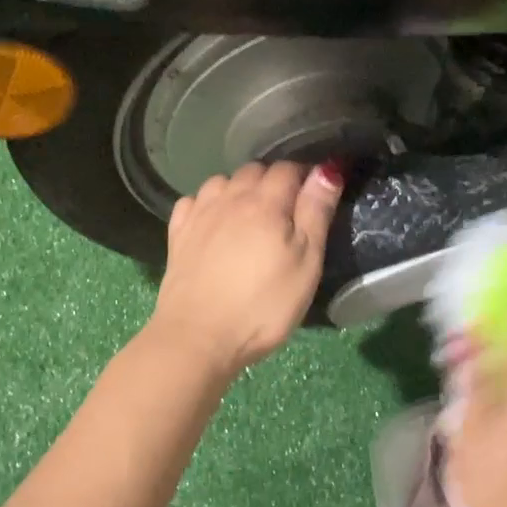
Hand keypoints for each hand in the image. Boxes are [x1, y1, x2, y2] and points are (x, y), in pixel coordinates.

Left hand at [147, 160, 345, 373]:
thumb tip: (328, 168)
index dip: (306, 175)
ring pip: (223, 181)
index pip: (288, 168)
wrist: (199, 338)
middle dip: (274, 180)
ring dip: (240, 188)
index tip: (317, 194)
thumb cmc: (264, 305)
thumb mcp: (306, 263)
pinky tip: (215, 222)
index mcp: (265, 203)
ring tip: (252, 215)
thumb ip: (316, 211)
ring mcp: (199, 214)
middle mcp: (230, 198)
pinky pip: (194, 201)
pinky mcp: (178, 235)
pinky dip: (209, 203)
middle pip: (255, 170)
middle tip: (289, 211)